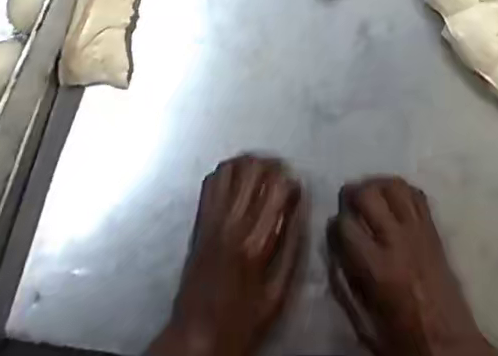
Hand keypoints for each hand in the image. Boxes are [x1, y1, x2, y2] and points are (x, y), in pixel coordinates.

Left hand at [148, 154, 305, 355]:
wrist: (197, 335)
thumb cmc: (242, 321)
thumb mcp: (277, 295)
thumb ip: (291, 249)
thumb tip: (300, 211)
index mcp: (256, 243)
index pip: (276, 189)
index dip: (290, 182)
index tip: (296, 188)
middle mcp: (232, 222)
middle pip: (253, 170)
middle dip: (272, 166)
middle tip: (282, 174)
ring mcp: (212, 217)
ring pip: (231, 168)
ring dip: (250, 163)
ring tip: (263, 171)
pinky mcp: (198, 219)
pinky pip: (211, 181)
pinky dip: (227, 171)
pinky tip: (238, 178)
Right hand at [327, 177, 497, 355]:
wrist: (450, 346)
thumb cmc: (402, 337)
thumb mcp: (363, 318)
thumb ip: (345, 278)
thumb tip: (334, 245)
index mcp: (377, 268)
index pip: (344, 224)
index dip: (334, 225)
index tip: (335, 232)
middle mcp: (397, 241)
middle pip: (367, 194)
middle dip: (351, 194)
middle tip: (347, 205)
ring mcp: (418, 232)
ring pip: (393, 185)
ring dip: (376, 185)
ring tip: (369, 196)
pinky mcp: (434, 231)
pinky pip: (417, 195)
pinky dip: (401, 191)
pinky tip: (392, 201)